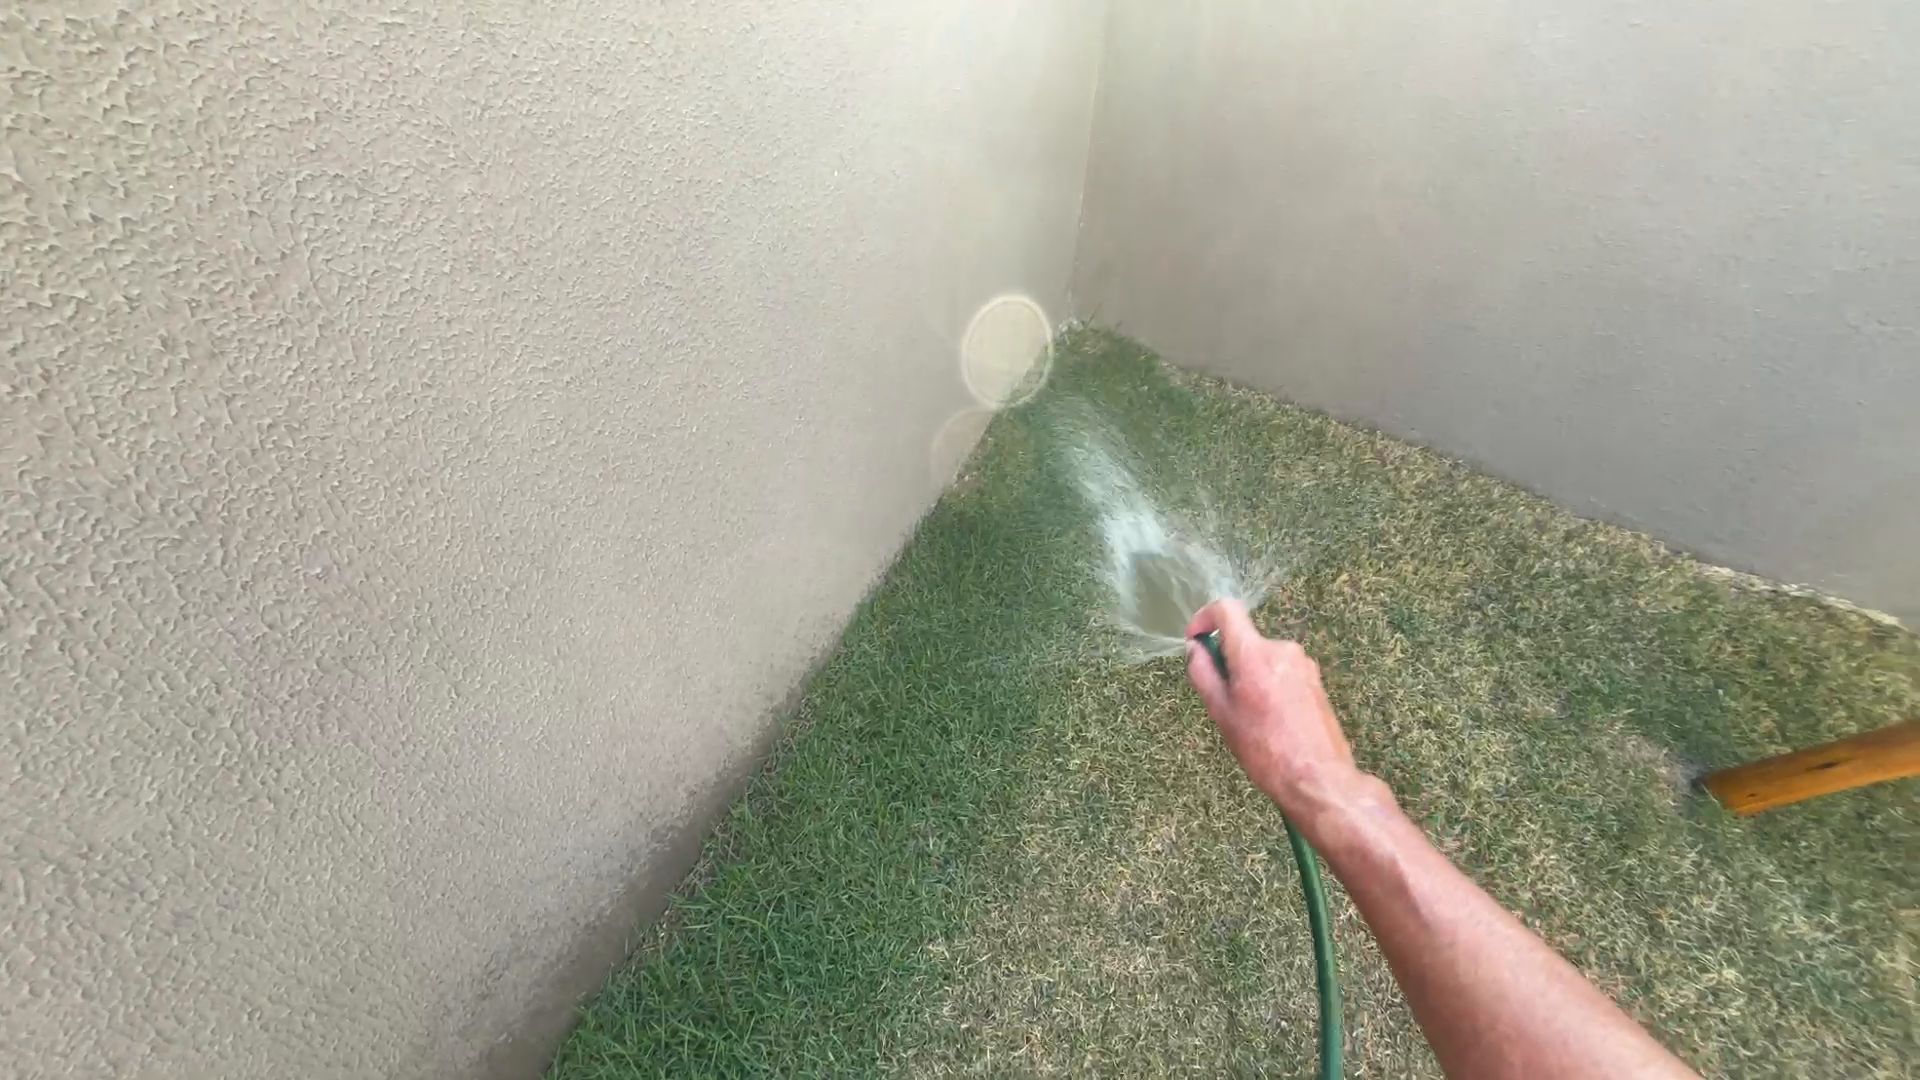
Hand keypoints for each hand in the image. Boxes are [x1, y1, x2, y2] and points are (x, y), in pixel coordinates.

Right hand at [1185, 598, 1367, 826]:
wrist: (1318, 779)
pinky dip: (1268, 684)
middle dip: (1228, 661)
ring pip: (1261, 657)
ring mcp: (1303, 664)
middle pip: (1244, 639)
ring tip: (1250, 716)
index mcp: (1254, 653)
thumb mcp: (1220, 712)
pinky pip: (1280, 670)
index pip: (1226, 609)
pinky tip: (1272, 720)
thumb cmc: (1263, 748)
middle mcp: (1281, 649)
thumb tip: (1195, 648)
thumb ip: (1202, 672)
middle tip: (1223, 700)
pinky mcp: (1315, 680)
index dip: (1204, 618)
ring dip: (1249, 675)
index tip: (1196, 642)